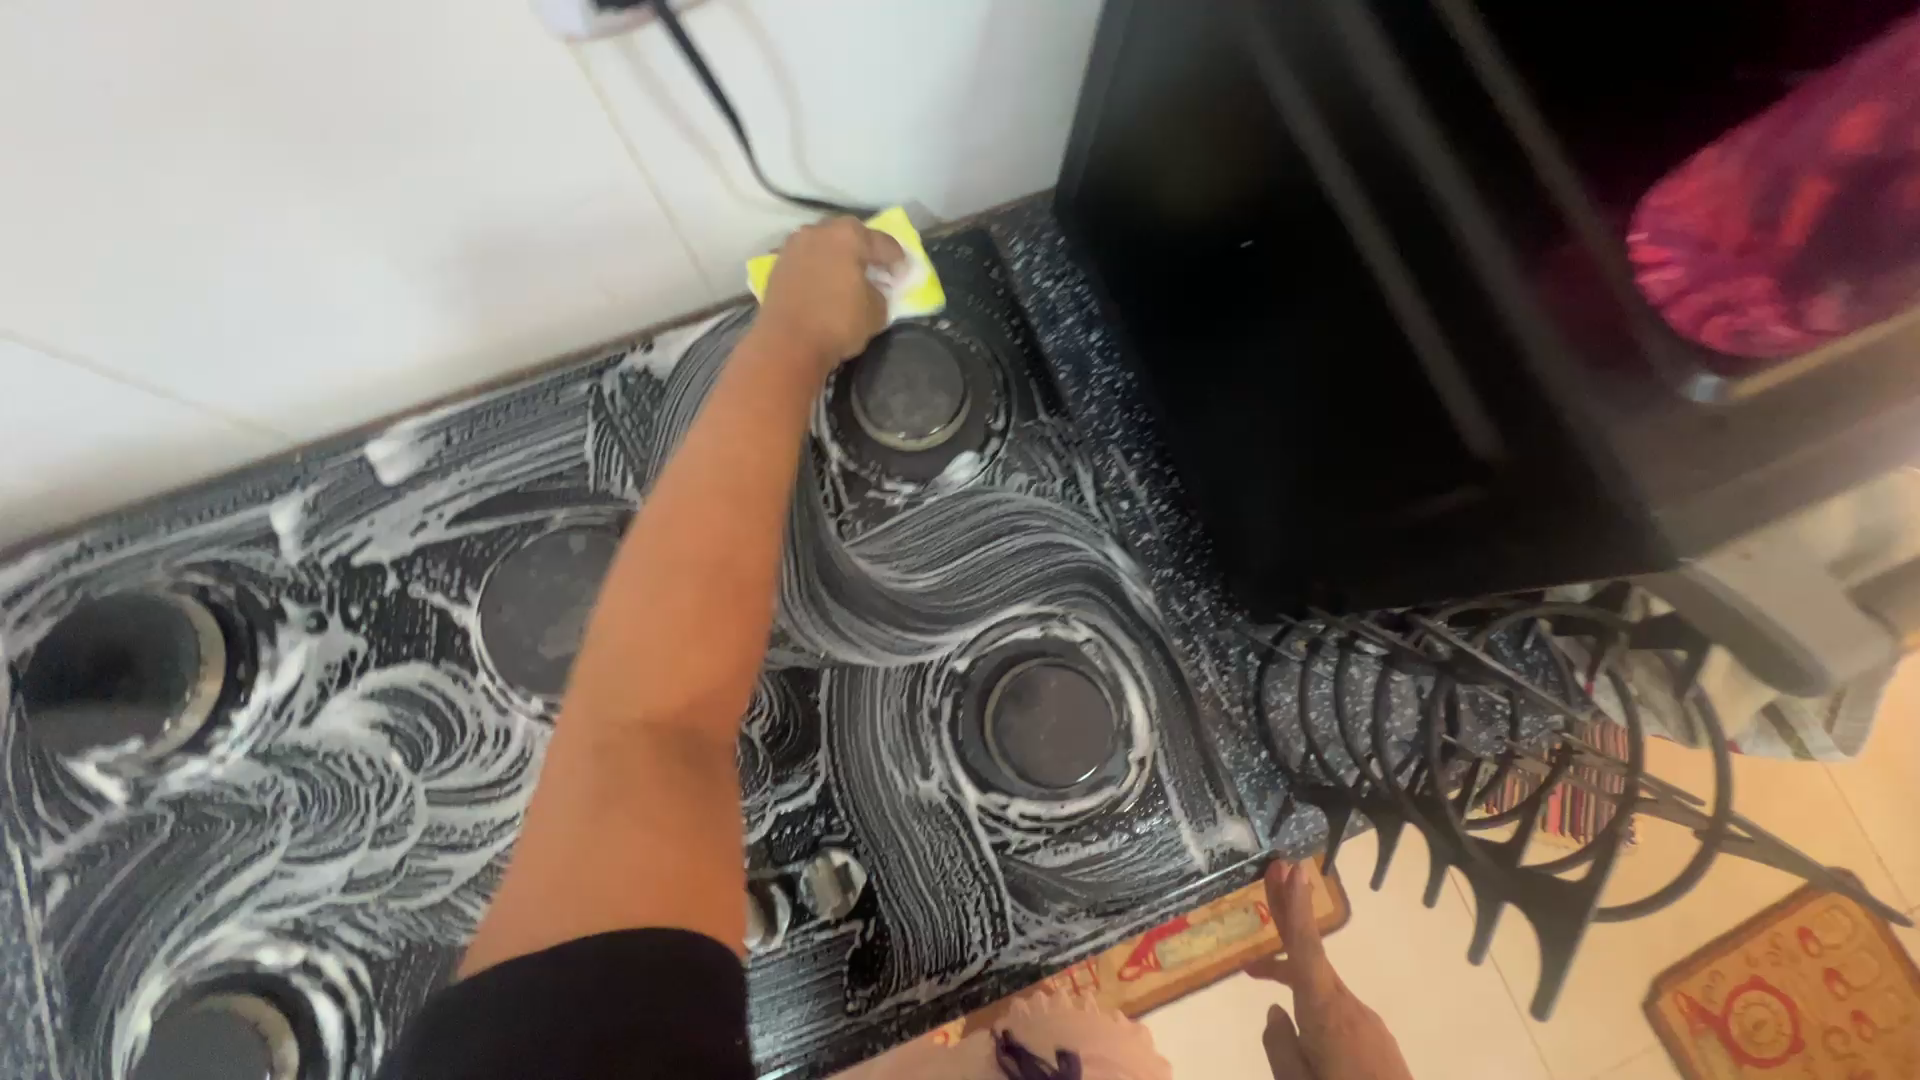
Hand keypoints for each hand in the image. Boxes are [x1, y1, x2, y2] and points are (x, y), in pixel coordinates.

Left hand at [753, 216, 904, 375]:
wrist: (787, 344)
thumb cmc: (838, 323)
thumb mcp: (876, 312)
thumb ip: (882, 293)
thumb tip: (875, 288)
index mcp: (849, 236)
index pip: (884, 243)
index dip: (898, 260)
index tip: (904, 275)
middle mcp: (820, 231)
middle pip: (851, 236)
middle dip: (866, 252)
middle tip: (876, 271)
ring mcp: (795, 246)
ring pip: (825, 246)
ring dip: (839, 258)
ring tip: (848, 278)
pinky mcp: (778, 266)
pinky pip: (808, 261)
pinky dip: (819, 270)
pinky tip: (825, 286)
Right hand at [1247, 860, 1413, 1079]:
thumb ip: (1279, 1045)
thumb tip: (1276, 1012)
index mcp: (1324, 1014)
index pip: (1306, 950)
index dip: (1295, 908)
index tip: (1291, 870)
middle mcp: (1347, 1008)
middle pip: (1312, 952)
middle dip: (1292, 911)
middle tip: (1276, 869)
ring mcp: (1367, 1024)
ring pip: (1320, 985)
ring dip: (1291, 968)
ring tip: (1257, 971)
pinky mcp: (1377, 1042)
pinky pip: (1335, 1008)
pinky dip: (1310, 996)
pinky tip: (1300, 1023)